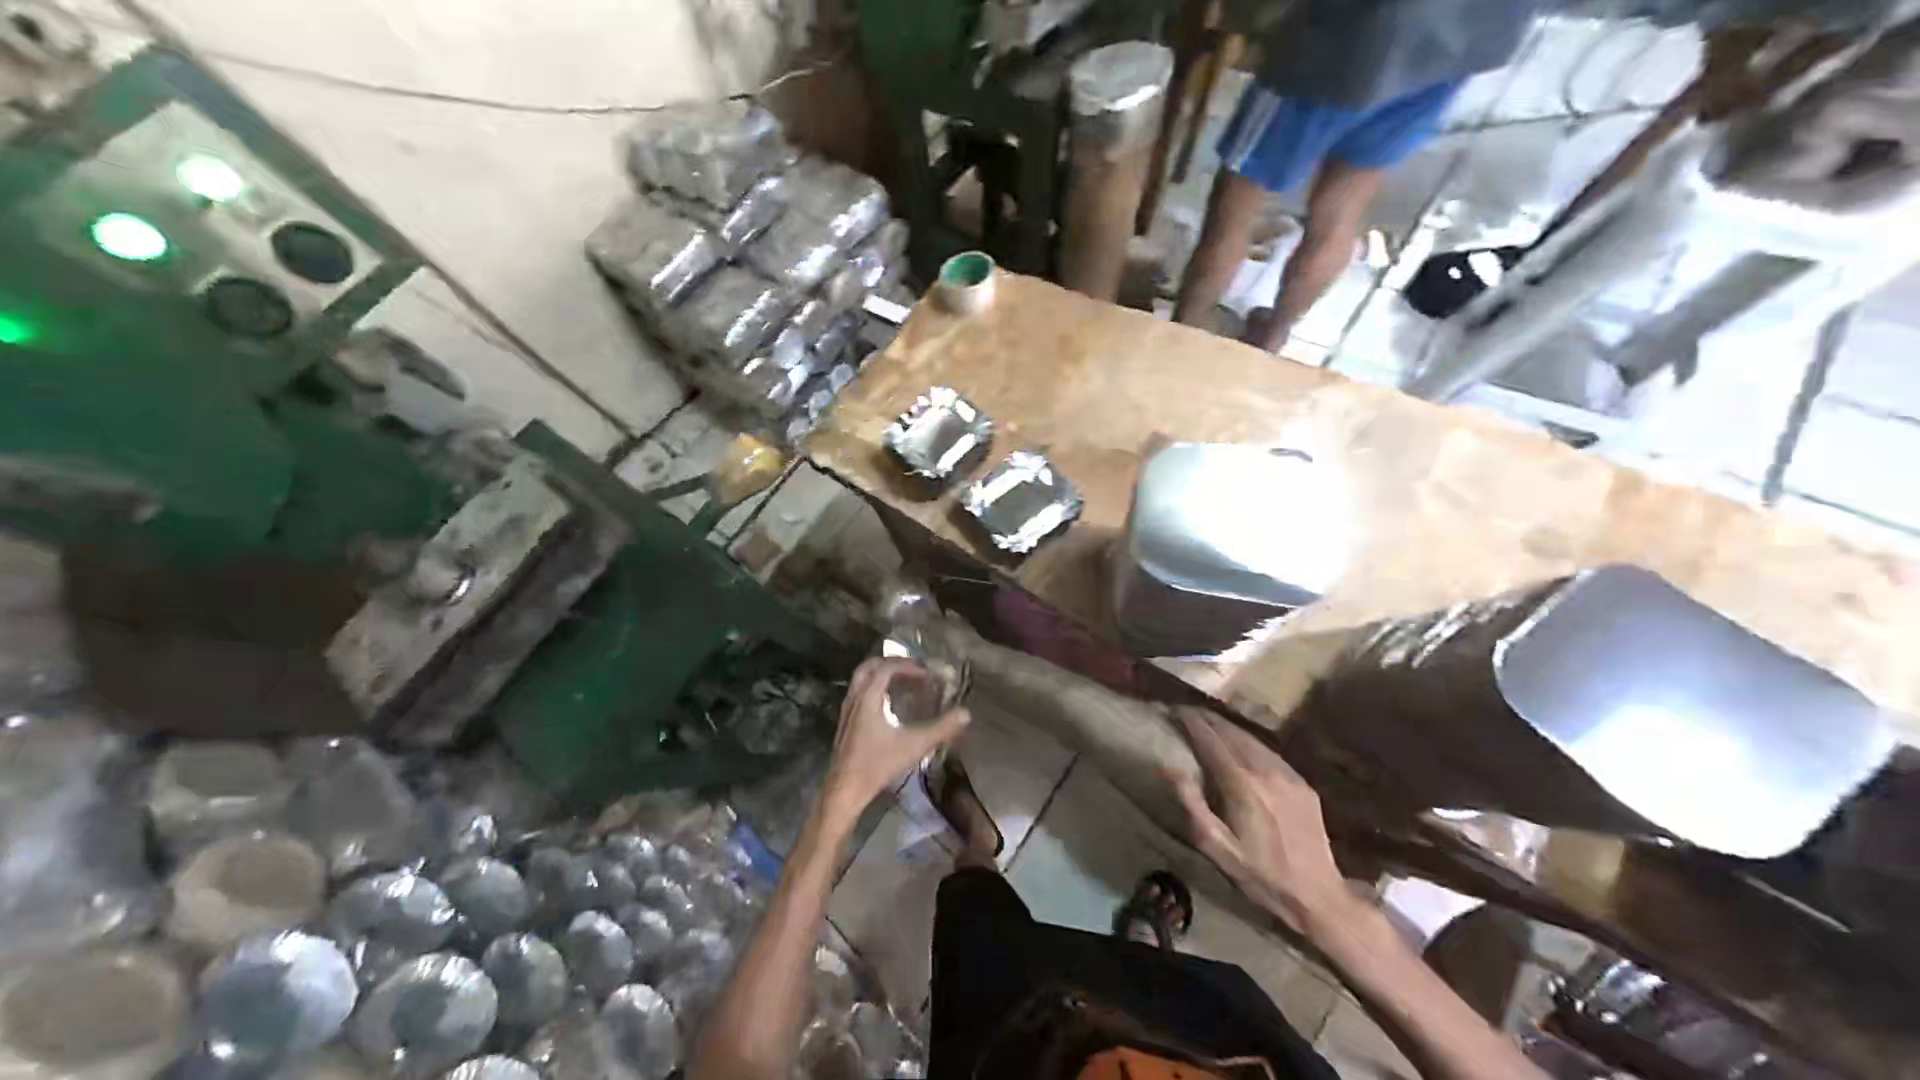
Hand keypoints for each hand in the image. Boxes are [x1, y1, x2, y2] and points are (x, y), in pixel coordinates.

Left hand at [821, 658, 970, 822]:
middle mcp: (854, 698)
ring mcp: (847, 710)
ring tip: (904, 683)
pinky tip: (889, 705)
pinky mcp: (846, 723)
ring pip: (862, 679)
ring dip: (882, 675)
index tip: (927, 673)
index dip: (908, 666)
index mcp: (868, 698)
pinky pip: (860, 693)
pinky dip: (875, 688)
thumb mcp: (913, 746)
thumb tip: (965, 713)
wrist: (844, 790)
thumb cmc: (877, 765)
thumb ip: (941, 729)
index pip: (886, 667)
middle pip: (870, 666)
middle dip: (892, 663)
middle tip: (913, 670)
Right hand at [1167, 708, 1349, 933]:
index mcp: (1241, 784)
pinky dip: (1249, 741)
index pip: (1210, 739)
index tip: (1174, 711)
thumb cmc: (1260, 875)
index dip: (1191, 722)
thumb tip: (1169, 767)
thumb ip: (1192, 804)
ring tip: (1209, 722)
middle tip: (1187, 712)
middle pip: (1231, 732)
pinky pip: (1269, 752)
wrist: (1318, 896)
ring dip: (1227, 726)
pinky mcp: (1302, 783)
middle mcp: (1265, 770)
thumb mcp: (1217, 847)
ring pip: (1252, 738)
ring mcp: (1288, 775)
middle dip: (1207, 718)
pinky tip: (1241, 744)